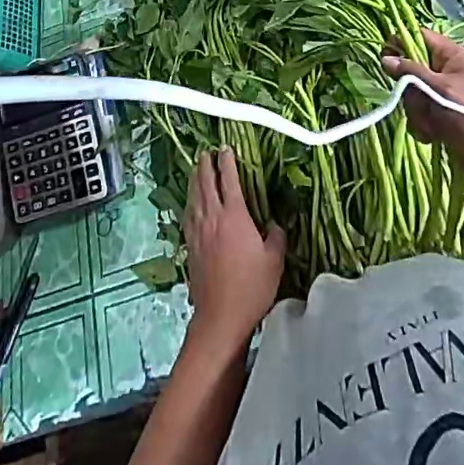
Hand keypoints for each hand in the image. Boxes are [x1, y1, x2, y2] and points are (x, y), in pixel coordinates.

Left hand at [182, 148, 284, 342]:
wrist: (221, 315)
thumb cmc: (252, 287)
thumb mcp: (274, 261)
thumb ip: (276, 237)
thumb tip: (273, 225)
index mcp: (235, 216)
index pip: (230, 181)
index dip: (227, 162)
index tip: (225, 149)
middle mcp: (213, 218)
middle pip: (206, 184)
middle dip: (206, 165)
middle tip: (205, 152)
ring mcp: (198, 231)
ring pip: (194, 197)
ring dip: (195, 180)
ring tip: (195, 169)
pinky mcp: (190, 245)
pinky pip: (188, 215)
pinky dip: (189, 202)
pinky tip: (189, 202)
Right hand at [382, 30, 463, 187]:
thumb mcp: (442, 91)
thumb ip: (412, 73)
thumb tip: (385, 59)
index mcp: (453, 57)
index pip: (418, 37)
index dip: (399, 44)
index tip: (385, 61)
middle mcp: (448, 73)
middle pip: (411, 71)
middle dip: (411, 93)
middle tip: (423, 106)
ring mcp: (446, 96)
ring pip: (414, 97)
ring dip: (418, 114)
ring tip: (434, 128)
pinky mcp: (444, 118)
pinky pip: (422, 116)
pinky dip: (424, 127)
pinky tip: (435, 138)